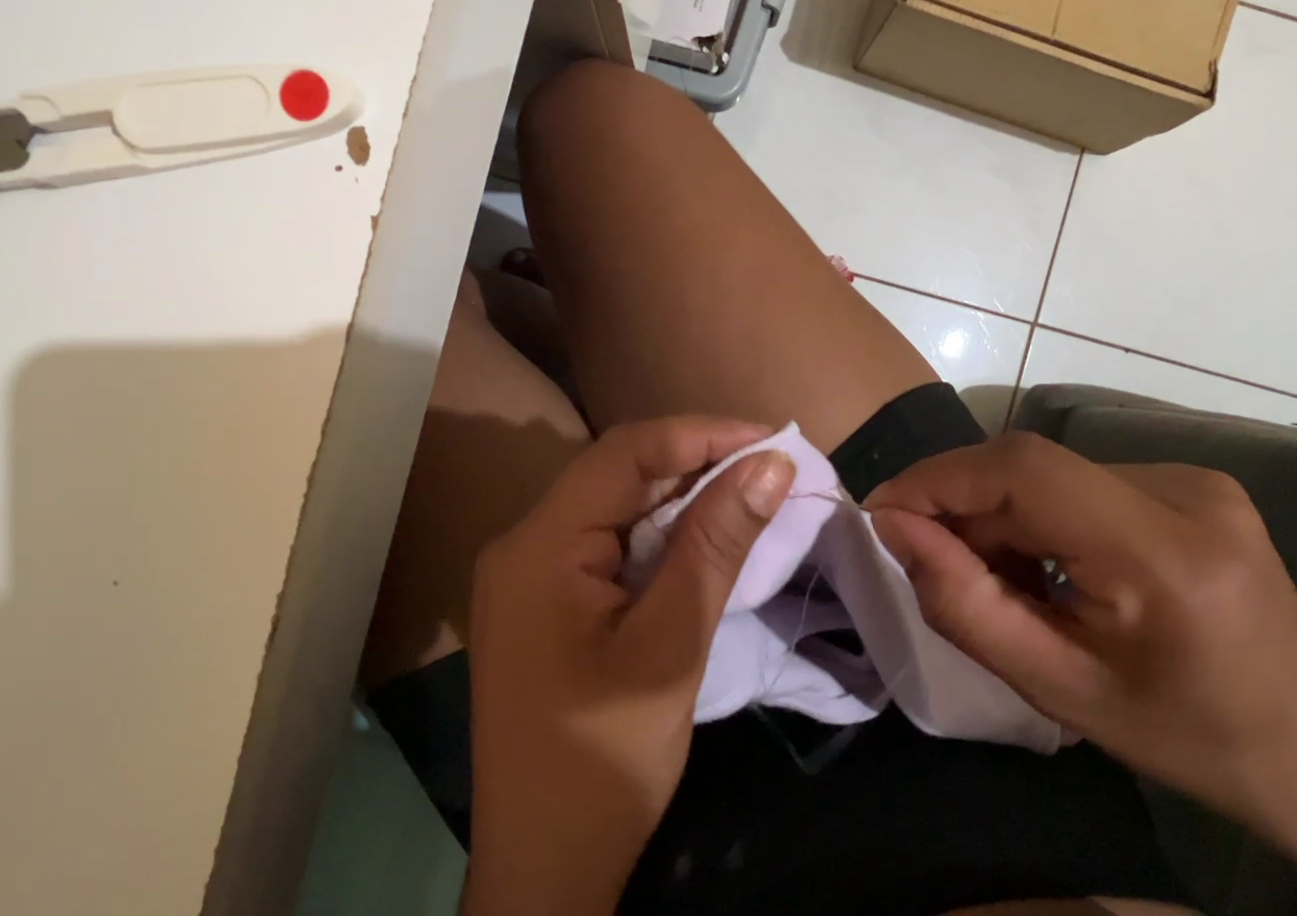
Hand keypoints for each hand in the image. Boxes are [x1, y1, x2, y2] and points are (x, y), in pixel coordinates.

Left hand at [462, 417, 795, 915]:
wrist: (545, 861)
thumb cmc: (606, 755)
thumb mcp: (670, 644)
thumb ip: (715, 545)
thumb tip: (769, 464)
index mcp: (538, 546)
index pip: (625, 454)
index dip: (702, 435)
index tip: (773, 440)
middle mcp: (523, 546)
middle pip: (616, 477)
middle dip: (696, 465)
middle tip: (772, 469)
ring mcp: (528, 578)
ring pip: (614, 512)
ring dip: (682, 502)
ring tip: (752, 497)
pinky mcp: (543, 606)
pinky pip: (605, 549)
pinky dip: (658, 540)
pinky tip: (705, 543)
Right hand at [868, 435, 1296, 915]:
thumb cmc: (1175, 732)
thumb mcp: (1053, 687)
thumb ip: (963, 603)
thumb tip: (893, 525)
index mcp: (1166, 555)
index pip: (1026, 471)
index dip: (939, 479)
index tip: (882, 513)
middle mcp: (1188, 493)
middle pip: (1032, 469)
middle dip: (962, 507)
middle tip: (933, 565)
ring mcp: (1198, 480)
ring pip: (1050, 473)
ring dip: (999, 515)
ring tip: (1000, 581)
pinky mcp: (1193, 482)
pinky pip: (1080, 482)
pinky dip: (1037, 515)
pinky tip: (1046, 567)